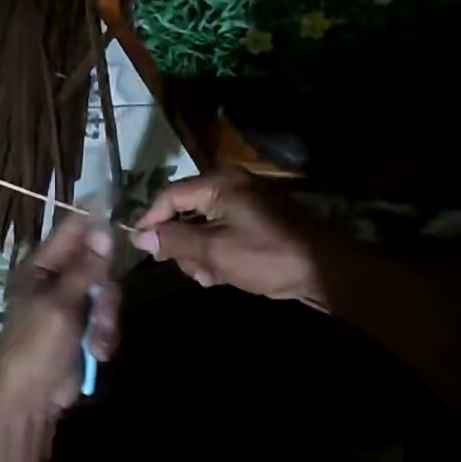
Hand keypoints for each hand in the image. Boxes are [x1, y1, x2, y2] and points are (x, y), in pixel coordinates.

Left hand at [0, 214, 119, 418]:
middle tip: (102, 312)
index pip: (72, 231)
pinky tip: (99, 352)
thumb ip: (85, 268)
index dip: (95, 225)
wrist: (32, 398)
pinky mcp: (85, 328)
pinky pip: (107, 318)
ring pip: (106, 294)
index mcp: (40, 267)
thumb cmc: (36, 346)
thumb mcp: (60, 304)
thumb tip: (104, 229)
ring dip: (107, 319)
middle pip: (97, 265)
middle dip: (104, 292)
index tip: (120, 224)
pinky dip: (106, 336)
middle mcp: (57, 280)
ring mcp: (72, 305)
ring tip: (98, 342)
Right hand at [130, 170, 326, 306]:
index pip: (169, 196)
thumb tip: (138, 236)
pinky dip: (217, 255)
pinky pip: (221, 235)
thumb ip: (174, 241)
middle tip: (192, 270)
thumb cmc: (266, 256)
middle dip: (183, 246)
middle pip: (185, 213)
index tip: (139, 248)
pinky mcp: (255, 223)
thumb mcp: (214, 251)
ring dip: (200, 256)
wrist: (322, 269)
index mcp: (218, 184)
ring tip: (211, 278)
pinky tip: (222, 277)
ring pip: (202, 229)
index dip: (150, 221)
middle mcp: (229, 187)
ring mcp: (244, 205)